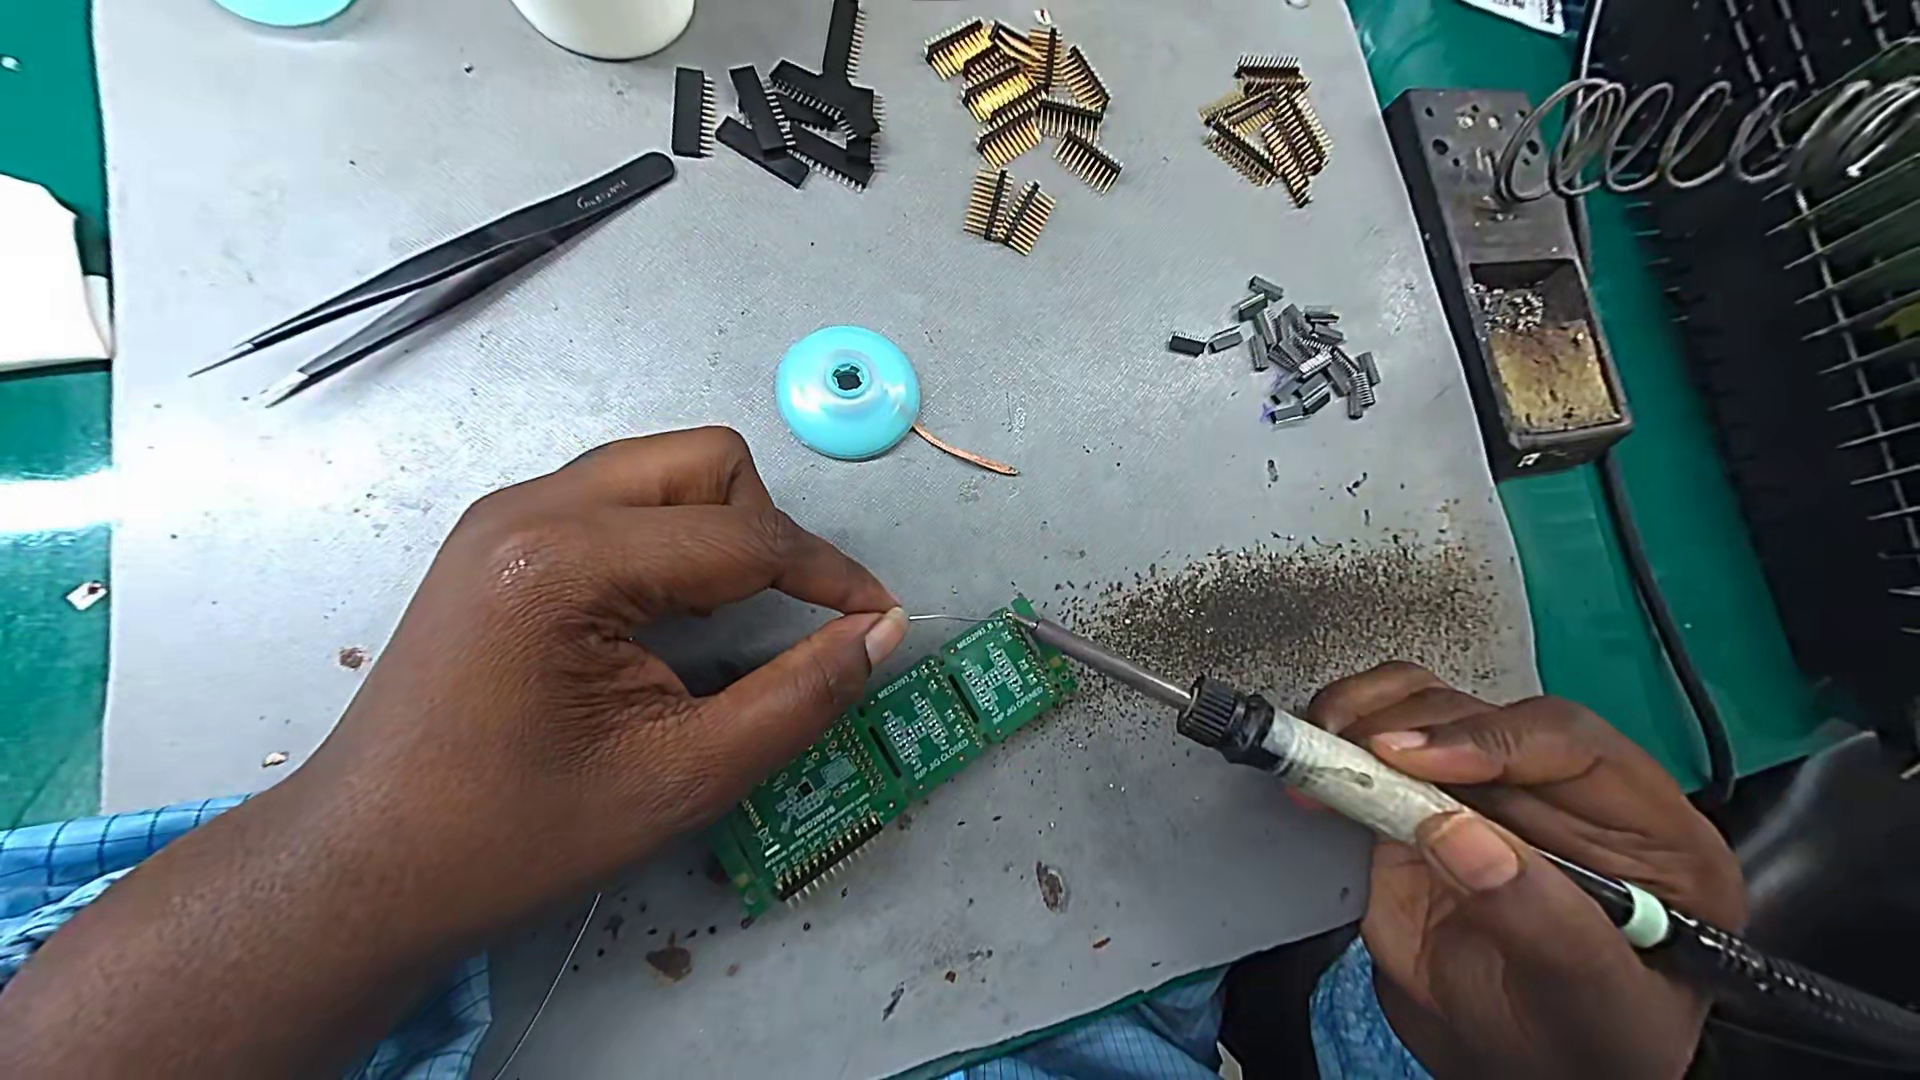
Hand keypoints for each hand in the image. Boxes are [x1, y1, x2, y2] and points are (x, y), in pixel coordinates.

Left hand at [0, 426, 907, 1078]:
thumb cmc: (523, 833)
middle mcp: (535, 506)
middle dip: (768, 533)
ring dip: (726, 527)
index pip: (746, 536)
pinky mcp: (510, 525)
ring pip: (674, 463)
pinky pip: (634, 490)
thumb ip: (803, 696)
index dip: (831, 576)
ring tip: (718, 610)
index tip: (879, 613)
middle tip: (770, 615)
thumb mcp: (689, 778)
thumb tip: (881, 631)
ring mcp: (514, 507)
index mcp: (567, 564)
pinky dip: (681, 532)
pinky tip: (665, 602)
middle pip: (711, 460)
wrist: (362, 867)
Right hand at [1308, 663, 1745, 1079]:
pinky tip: (1314, 756)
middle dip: (1399, 725)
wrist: (1493, 1044)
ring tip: (1320, 747)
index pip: (1565, 740)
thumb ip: (1545, 925)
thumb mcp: (1586, 1004)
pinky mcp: (1406, 781)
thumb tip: (1455, 832)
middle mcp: (1550, 784)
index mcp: (1637, 828)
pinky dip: (1333, 726)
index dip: (1485, 736)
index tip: (1409, 760)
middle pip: (1472, 708)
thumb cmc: (1564, 1032)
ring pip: (1415, 698)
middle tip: (1346, 756)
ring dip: (1357, 711)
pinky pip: (1370, 723)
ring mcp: (1471, 776)